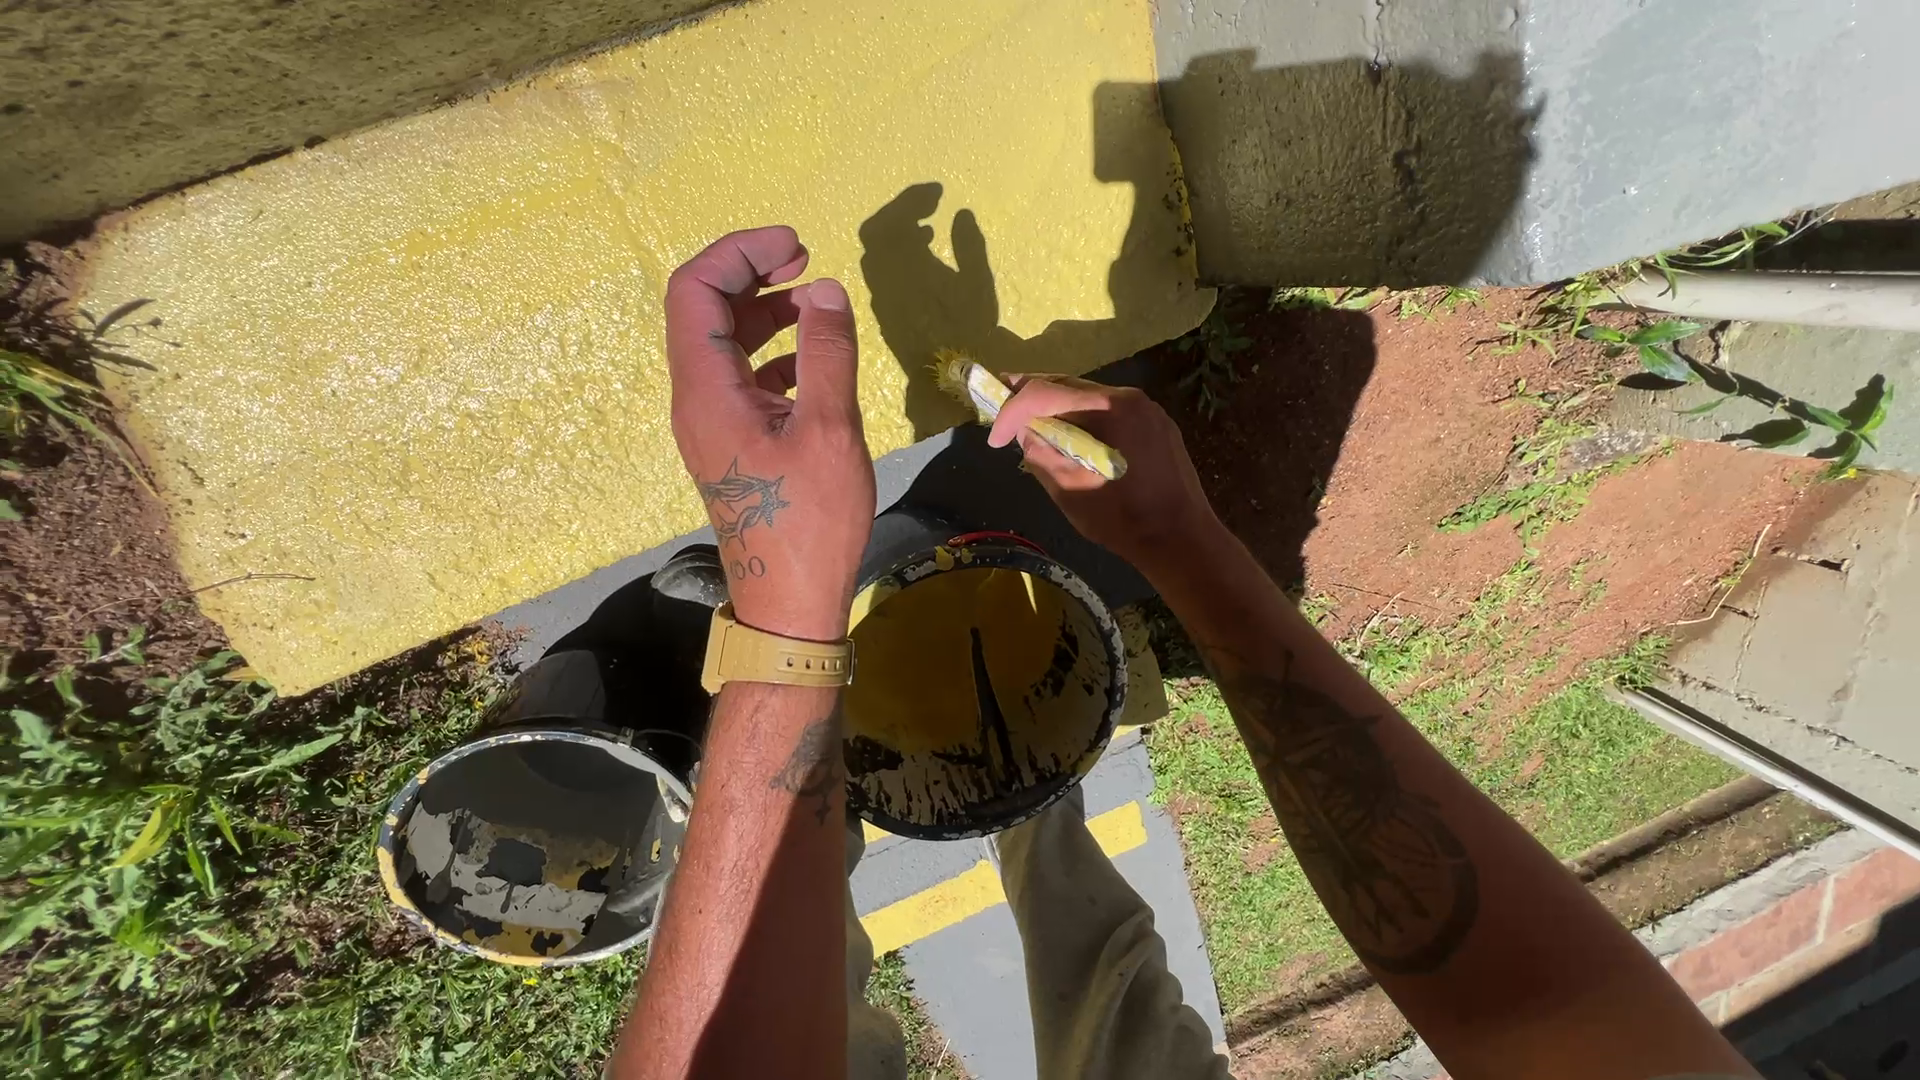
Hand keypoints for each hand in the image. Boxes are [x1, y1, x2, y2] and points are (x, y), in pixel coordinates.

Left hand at [665, 227, 875, 641]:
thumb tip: (825, 290)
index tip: (795, 245)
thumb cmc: (810, 520)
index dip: (739, 253)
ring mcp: (712, 425)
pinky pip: (741, 380)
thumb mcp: (829, 430)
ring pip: (723, 347)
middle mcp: (697, 401)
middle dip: (751, 275)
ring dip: (763, 314)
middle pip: (703, 312)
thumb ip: (826, 353)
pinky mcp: (733, 445)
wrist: (789, 600)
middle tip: (805, 263)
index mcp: (706, 391)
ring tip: (815, 305)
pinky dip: (771, 355)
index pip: (695, 291)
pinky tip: (810, 362)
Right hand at [987, 376, 1220, 575]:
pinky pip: (1110, 413)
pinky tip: (1072, 436)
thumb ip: (1041, 454)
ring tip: (1030, 420)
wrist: (1181, 538)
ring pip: (1089, 398)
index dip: (1012, 409)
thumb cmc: (1123, 519)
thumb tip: (1026, 432)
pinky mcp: (1156, 426)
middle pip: (1069, 386)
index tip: (993, 437)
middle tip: (1000, 398)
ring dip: (1057, 407)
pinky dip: (1084, 419)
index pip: (1047, 392)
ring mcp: (1147, 410)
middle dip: (1031, 395)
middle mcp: (1130, 397)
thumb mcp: (1069, 490)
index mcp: (1109, 408)